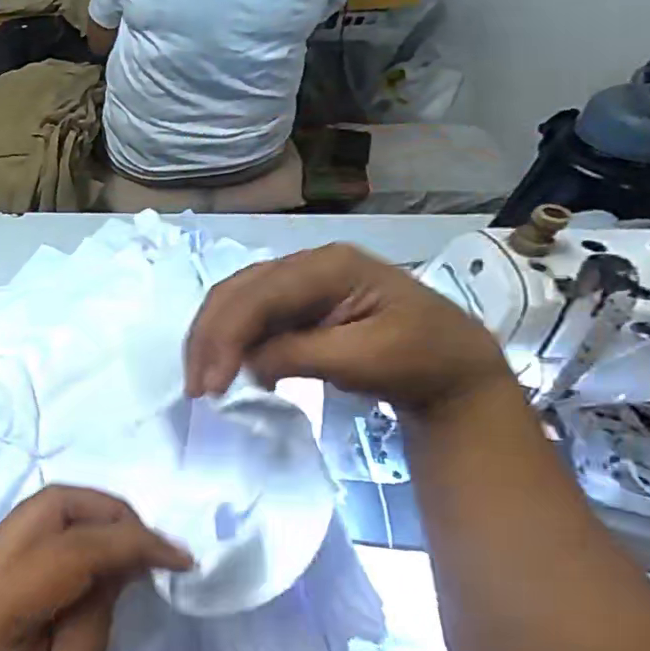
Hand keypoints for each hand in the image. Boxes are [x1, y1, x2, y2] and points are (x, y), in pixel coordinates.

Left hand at [0, 487, 191, 650]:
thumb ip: (96, 616)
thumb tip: (126, 559)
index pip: (76, 546)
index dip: (133, 542)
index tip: (179, 558)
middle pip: (56, 502)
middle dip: (112, 513)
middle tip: (150, 546)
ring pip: (46, 504)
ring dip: (94, 514)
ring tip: (131, 548)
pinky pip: (35, 522)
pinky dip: (74, 525)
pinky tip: (98, 554)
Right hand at [185, 244, 514, 418]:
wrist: (453, 365)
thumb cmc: (420, 359)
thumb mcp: (365, 359)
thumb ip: (301, 355)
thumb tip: (249, 364)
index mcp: (329, 266)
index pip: (261, 294)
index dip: (227, 336)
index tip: (210, 385)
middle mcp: (309, 263)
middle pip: (240, 290)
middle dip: (211, 336)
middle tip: (196, 387)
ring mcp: (304, 281)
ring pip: (240, 300)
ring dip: (215, 338)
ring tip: (202, 380)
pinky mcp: (302, 304)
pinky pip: (255, 316)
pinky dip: (235, 342)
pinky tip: (228, 369)